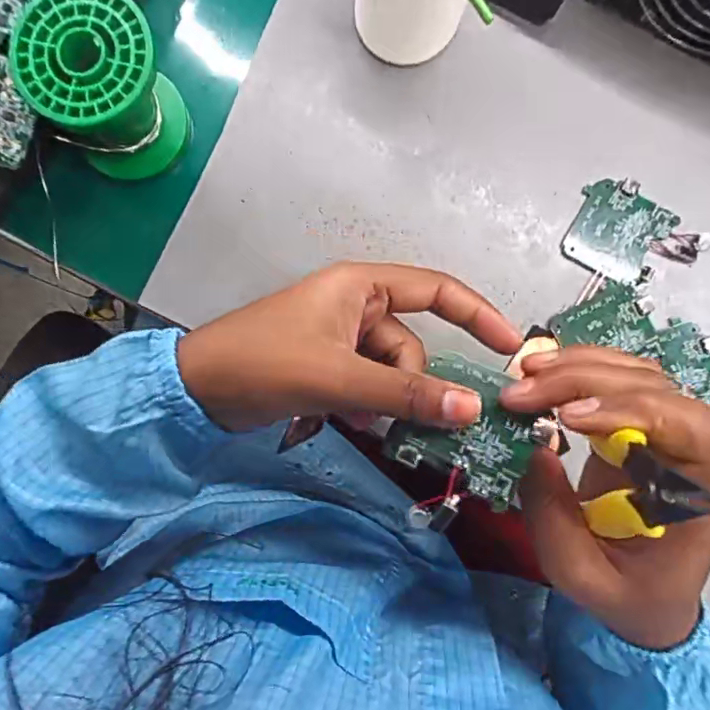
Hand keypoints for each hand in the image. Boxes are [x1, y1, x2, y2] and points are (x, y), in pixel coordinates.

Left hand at [176, 262, 522, 431]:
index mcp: (358, 286)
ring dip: (383, 400)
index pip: (435, 290)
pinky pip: (363, 385)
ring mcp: (336, 338)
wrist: (197, 388)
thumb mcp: (337, 378)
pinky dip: (363, 405)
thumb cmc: (264, 364)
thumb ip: (403, 395)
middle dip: (407, 383)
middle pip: (410, 345)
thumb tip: (472, 408)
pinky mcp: (322, 366)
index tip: (512, 349)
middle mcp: (352, 306)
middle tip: (391, 416)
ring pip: (387, 371)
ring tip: (359, 421)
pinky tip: (348, 423)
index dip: (478, 314)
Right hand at [498, 346, 709, 649]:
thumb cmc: (627, 595)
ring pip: (642, 374)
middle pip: (661, 391)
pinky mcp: (640, 428)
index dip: (638, 411)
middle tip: (519, 392)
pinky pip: (622, 380)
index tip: (568, 418)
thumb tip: (534, 448)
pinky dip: (581, 367)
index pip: (698, 434)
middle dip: (586, 381)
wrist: (648, 600)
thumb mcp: (579, 574)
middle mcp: (693, 457)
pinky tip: (542, 370)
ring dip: (580, 365)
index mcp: (697, 500)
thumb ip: (553, 517)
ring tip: (525, 371)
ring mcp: (668, 436)